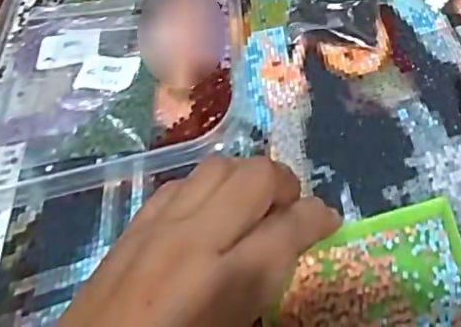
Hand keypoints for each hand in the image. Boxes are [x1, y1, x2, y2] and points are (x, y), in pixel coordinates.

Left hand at [62, 158, 339, 326]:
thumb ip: (259, 294)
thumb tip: (286, 254)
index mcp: (223, 286)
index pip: (288, 230)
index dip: (318, 219)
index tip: (329, 221)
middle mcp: (192, 243)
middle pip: (256, 178)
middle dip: (285, 186)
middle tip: (292, 211)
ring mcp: (157, 229)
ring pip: (219, 167)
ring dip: (245, 178)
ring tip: (253, 205)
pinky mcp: (131, 228)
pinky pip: (181, 183)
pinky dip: (206, 188)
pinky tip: (207, 213)